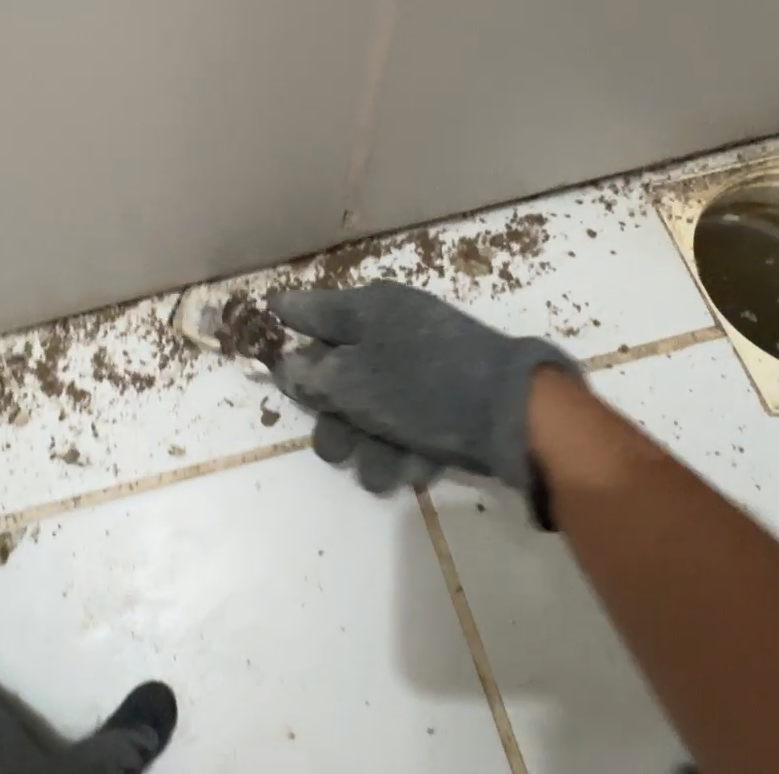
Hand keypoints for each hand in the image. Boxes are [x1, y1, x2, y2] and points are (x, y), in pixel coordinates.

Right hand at [267, 282, 575, 521]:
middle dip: (334, 419)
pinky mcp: (444, 402)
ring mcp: (419, 368)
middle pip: (337, 374)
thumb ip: (313, 375)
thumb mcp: (356, 381)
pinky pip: (406, 425)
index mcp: (368, 310)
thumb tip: (286, 366)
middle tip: (336, 445)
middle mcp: (391, 332)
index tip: (260, 334)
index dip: (281, 322)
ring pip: (370, 410)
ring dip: (371, 446)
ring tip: (384, 469)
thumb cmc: (425, 386)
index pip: (309, 309)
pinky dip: (407, 449)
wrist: (518, 417)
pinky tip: (419, 464)